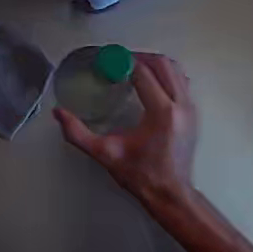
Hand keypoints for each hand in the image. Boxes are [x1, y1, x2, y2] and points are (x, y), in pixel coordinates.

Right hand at [55, 51, 198, 210]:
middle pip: (162, 64)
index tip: (108, 61)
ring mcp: (190, 108)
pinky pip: (181, 80)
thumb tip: (59, 114)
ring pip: (175, 69)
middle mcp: (180, 106)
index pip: (143, 73)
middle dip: (139, 57)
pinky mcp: (193, 113)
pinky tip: (149, 81)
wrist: (170, 194)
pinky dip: (165, 73)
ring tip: (131, 67)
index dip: (123, 62)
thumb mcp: (105, 154)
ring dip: (153, 63)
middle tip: (118, 60)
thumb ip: (78, 133)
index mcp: (161, 113)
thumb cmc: (141, 175)